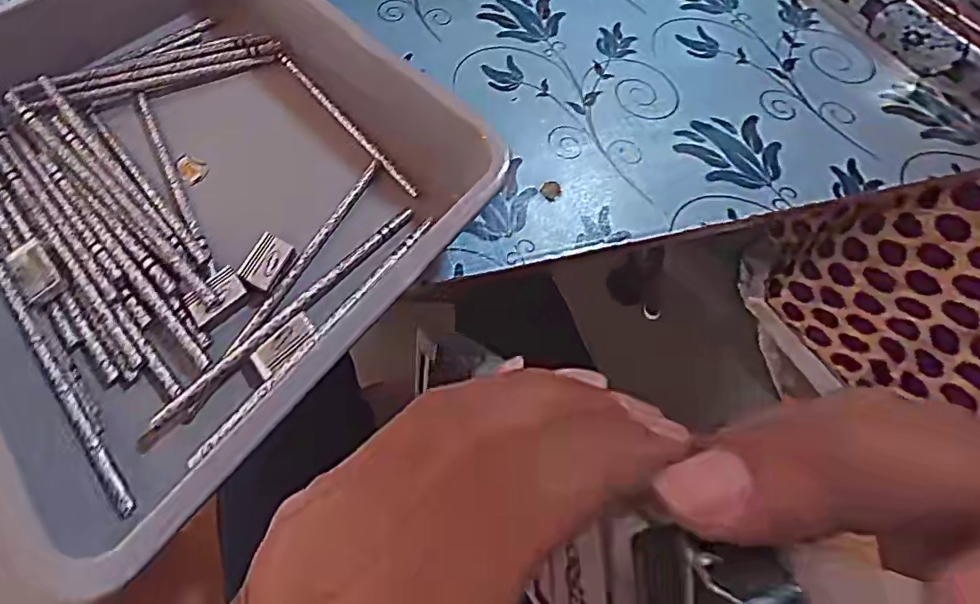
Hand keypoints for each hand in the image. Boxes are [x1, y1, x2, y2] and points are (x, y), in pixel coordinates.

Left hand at [239, 367, 690, 603]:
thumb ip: (556, 577)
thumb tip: (638, 561)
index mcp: (410, 579)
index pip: (524, 475)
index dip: (608, 448)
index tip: (669, 448)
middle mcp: (352, 528)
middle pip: (482, 428)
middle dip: (575, 410)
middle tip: (644, 423)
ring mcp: (321, 508)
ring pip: (439, 415)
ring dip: (525, 400)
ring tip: (589, 405)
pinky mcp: (310, 508)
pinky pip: (401, 430)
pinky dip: (467, 411)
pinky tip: (500, 409)